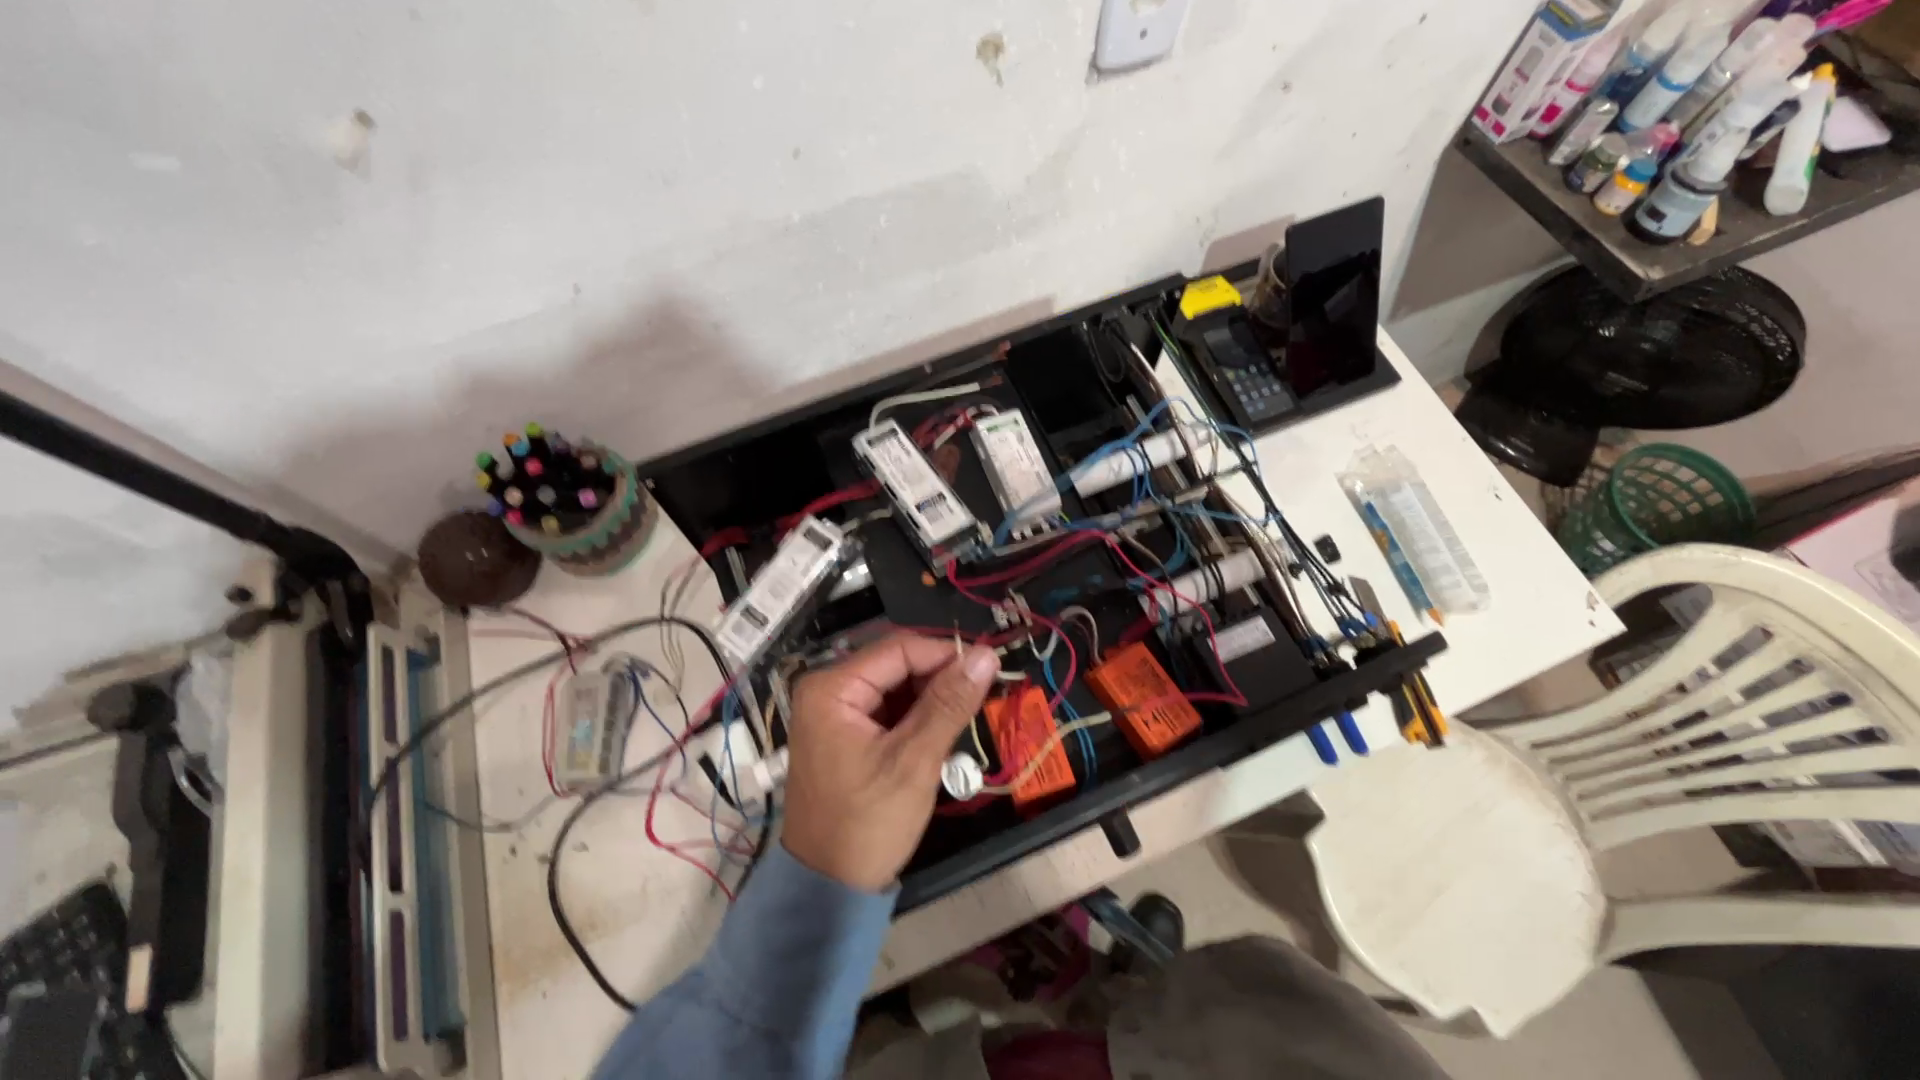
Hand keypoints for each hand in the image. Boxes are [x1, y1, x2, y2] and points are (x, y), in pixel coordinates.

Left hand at [781, 634, 999, 891]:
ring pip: (894, 689)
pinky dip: (914, 720)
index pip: (899, 649)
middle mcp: (826, 691)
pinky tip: (939, 738)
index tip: (991, 669)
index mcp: (832, 688)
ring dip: (930, 702)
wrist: (828, 888)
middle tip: (980, 700)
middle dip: (938, 680)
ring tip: (963, 722)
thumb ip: (949, 703)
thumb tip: (985, 655)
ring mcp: (831, 714)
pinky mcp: (841, 737)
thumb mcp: (914, 761)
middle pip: (895, 666)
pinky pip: (885, 712)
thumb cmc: (868, 823)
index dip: (946, 655)